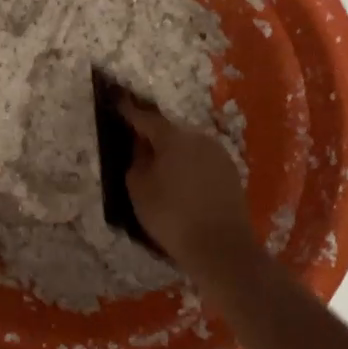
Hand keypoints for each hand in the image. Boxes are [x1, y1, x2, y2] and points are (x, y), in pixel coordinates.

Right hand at [117, 97, 251, 268]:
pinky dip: (189, 167)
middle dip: (153, 136)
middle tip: (136, 146)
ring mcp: (219, 154)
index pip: (145, 117)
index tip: (116, 100)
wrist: (221, 248)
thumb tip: (141, 147)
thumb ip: (136, 160)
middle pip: (169, 131)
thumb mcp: (139, 188)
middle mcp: (199, 138)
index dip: (128, 110)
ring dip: (173, 153)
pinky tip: (182, 185)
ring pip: (188, 146)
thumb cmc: (171, 215)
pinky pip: (201, 161)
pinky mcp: (231, 173)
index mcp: (173, 137)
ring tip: (160, 171)